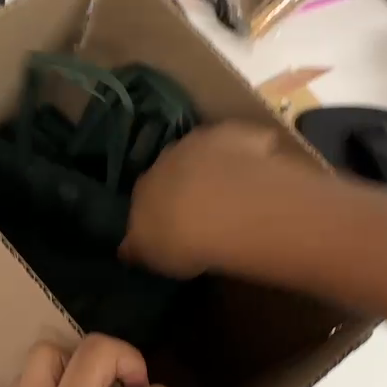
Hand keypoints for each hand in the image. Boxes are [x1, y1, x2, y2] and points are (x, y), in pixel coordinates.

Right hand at [123, 121, 312, 277]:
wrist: (224, 208)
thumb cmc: (177, 238)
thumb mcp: (148, 253)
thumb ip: (137, 247)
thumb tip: (126, 249)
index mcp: (142, 188)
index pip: (144, 194)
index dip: (158, 206)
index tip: (170, 222)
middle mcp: (167, 158)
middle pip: (173, 167)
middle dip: (185, 181)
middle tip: (203, 207)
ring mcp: (204, 141)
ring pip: (206, 149)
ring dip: (216, 165)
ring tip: (234, 191)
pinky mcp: (240, 133)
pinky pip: (245, 142)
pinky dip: (251, 153)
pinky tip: (261, 173)